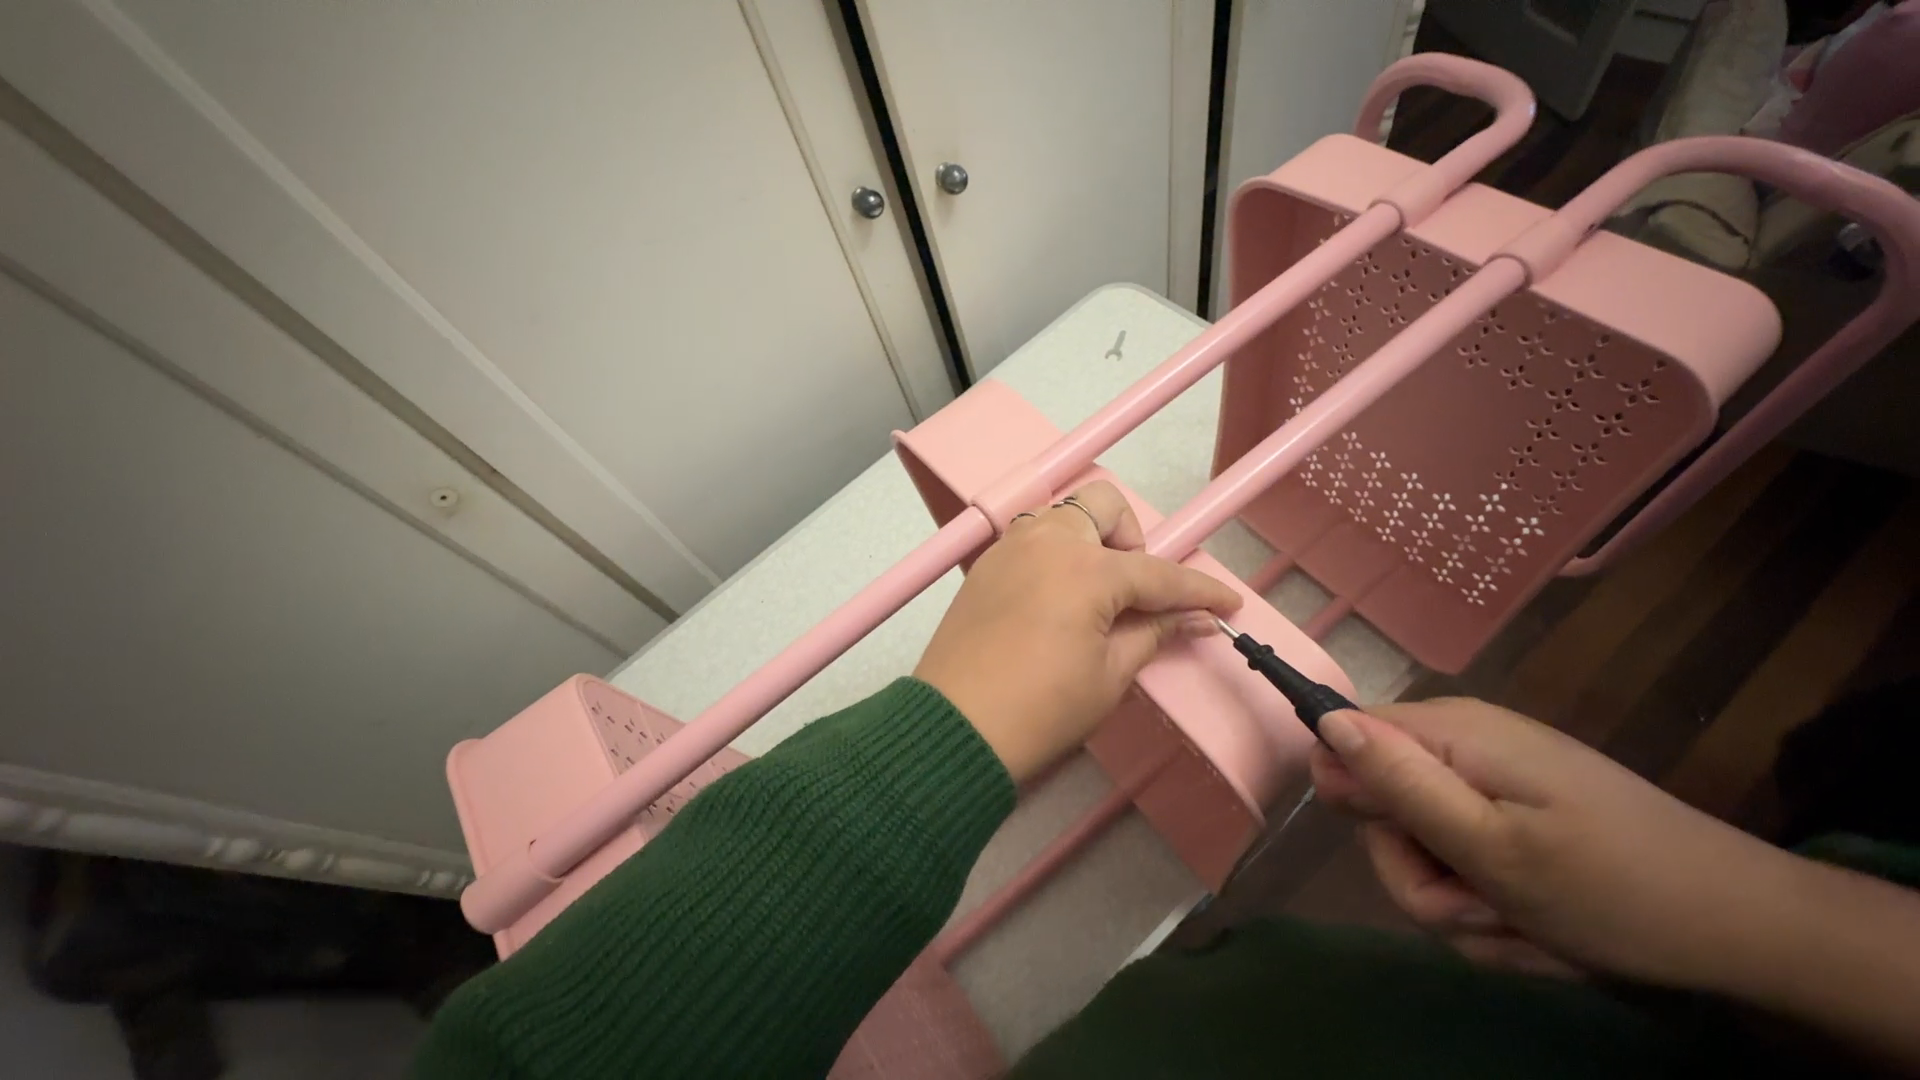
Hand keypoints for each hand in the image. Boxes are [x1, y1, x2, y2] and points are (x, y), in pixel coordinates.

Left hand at [914, 481, 1240, 782]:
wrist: (957, 727)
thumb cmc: (1041, 709)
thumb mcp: (1109, 675)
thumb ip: (1154, 633)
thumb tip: (1195, 618)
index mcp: (1085, 568)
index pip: (1159, 573)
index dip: (1200, 591)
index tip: (1228, 603)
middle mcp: (1046, 541)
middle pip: (1104, 506)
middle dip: (1131, 539)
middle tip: (1131, 592)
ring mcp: (1009, 548)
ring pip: (1062, 516)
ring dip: (1090, 540)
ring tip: (1093, 595)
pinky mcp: (984, 565)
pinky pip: (1030, 538)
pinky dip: (1055, 554)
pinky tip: (1056, 599)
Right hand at [1309, 698, 1804, 988]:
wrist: (1745, 927)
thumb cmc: (1613, 888)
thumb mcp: (1491, 847)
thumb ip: (1399, 784)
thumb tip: (1326, 723)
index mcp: (1453, 733)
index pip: (1347, 739)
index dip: (1356, 799)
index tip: (1411, 846)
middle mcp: (1465, 742)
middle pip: (1381, 802)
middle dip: (1417, 868)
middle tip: (1476, 900)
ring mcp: (1493, 779)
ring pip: (1420, 842)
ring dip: (1454, 897)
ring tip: (1515, 919)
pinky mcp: (1516, 812)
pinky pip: (1461, 855)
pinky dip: (1484, 899)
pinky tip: (1529, 921)